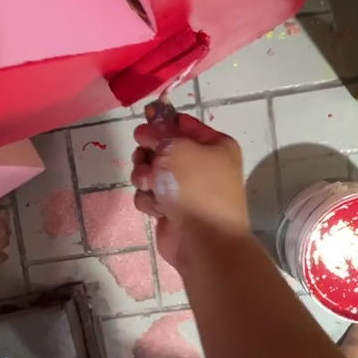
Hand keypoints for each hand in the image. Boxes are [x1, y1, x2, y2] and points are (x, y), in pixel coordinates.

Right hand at [130, 109, 249, 271]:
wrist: (204, 240)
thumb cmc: (196, 187)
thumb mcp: (176, 148)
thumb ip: (158, 134)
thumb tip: (145, 132)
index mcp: (213, 145)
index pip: (182, 123)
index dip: (161, 120)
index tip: (144, 117)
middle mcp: (200, 165)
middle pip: (160, 148)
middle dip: (148, 154)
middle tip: (146, 159)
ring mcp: (184, 189)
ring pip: (149, 172)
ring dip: (144, 178)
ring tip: (152, 186)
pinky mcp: (170, 209)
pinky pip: (149, 195)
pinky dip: (149, 200)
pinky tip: (158, 208)